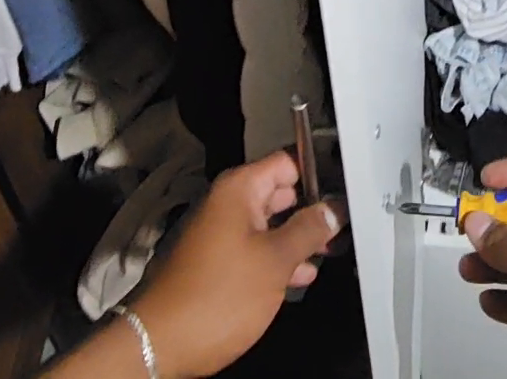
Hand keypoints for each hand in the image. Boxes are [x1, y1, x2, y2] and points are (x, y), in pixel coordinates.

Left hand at [49, 151, 343, 378]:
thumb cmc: (217, 296)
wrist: (160, 346)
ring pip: (272, 223)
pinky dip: (281, 256)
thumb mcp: (275, 261)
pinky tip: (303, 273)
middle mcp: (230, 203)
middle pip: (282, 191)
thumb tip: (334, 209)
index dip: (320, 170)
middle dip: (314, 206)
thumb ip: (310, 230)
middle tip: (345, 220)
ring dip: (300, 235)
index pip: (290, 160)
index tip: (347, 184)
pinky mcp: (219, 262)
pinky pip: (259, 248)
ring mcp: (223, 233)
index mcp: (240, 189)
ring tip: (333, 247)